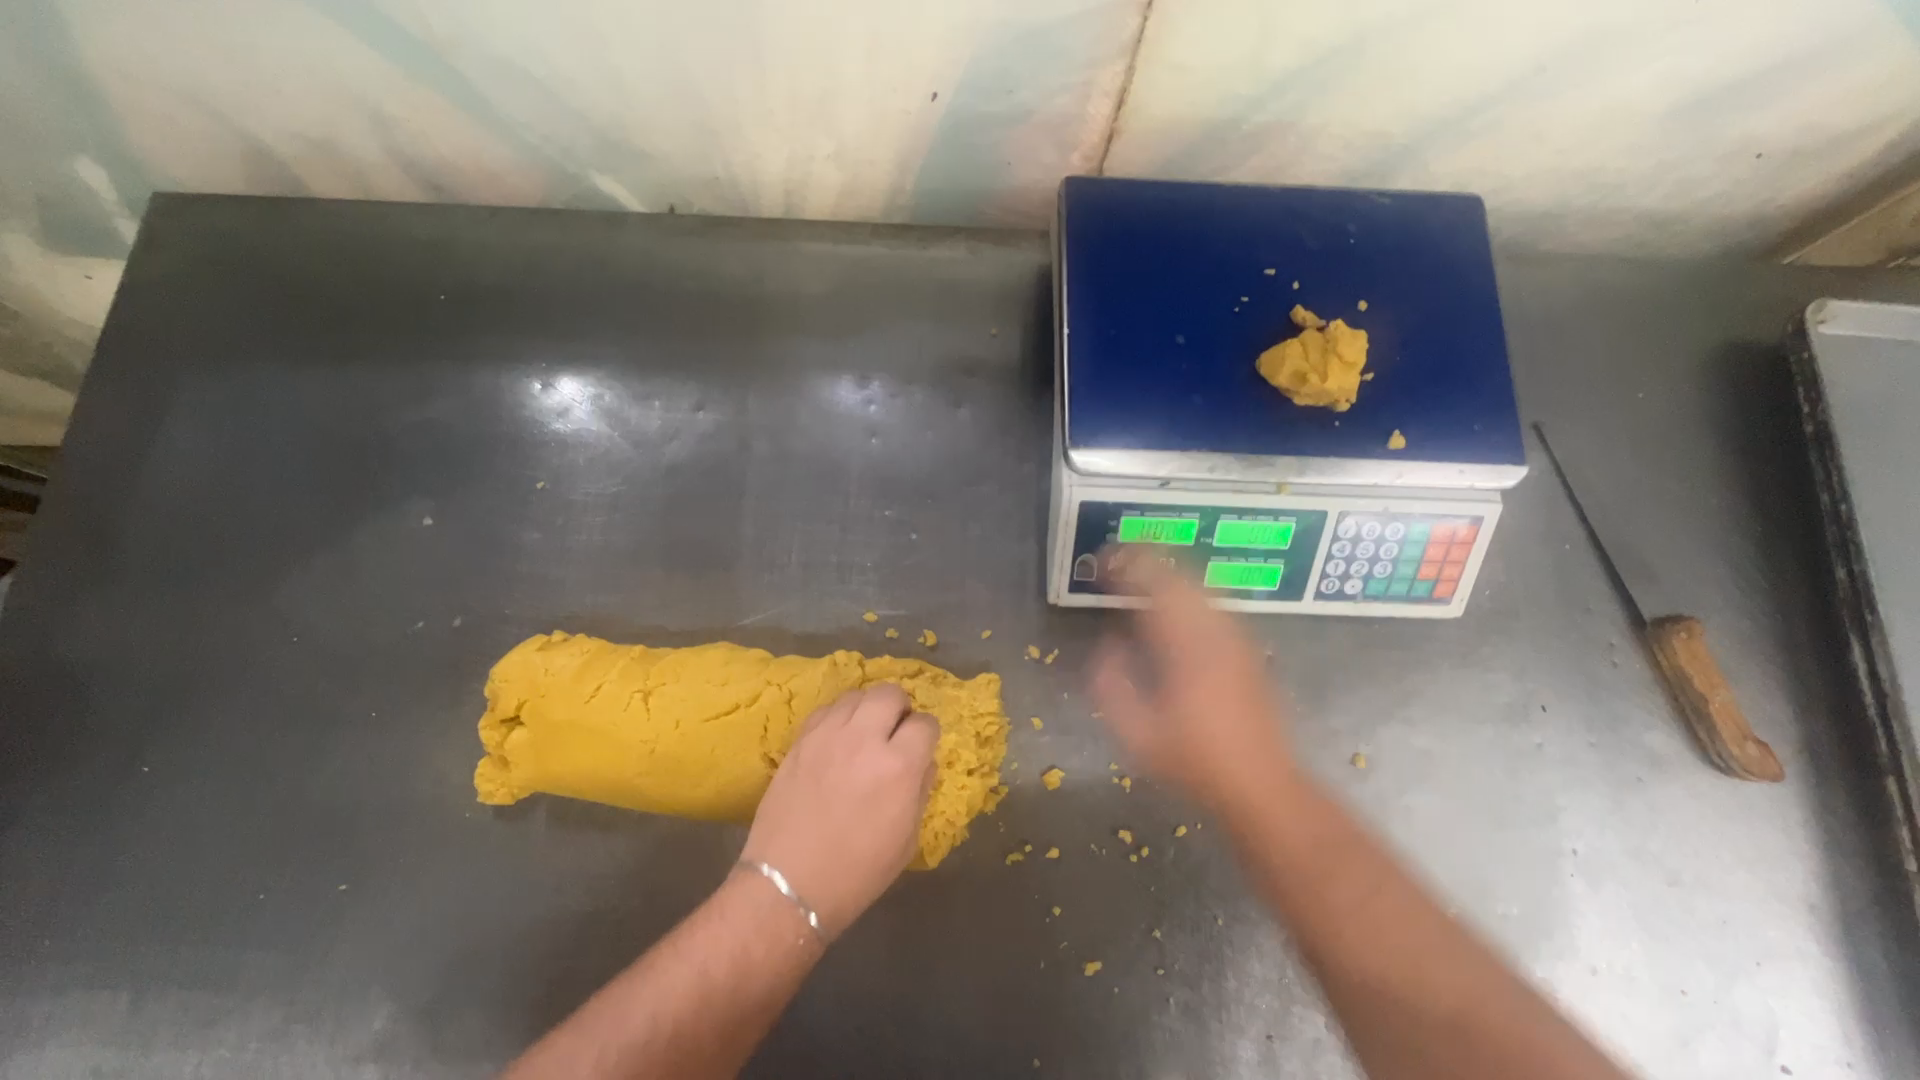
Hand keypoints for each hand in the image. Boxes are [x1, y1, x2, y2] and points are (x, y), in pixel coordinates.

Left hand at [740, 684, 938, 938]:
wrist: (790, 885)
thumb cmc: (858, 873)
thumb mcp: (907, 839)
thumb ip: (919, 790)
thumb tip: (922, 763)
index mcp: (899, 765)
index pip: (925, 723)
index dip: (927, 735)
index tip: (921, 748)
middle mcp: (864, 739)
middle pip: (889, 694)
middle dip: (900, 709)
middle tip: (895, 732)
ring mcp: (827, 736)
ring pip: (855, 695)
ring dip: (868, 709)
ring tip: (865, 733)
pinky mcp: (799, 742)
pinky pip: (826, 710)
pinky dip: (838, 717)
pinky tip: (838, 741)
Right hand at [1089, 556, 1298, 820]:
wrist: (1262, 785)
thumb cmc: (1194, 762)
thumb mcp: (1137, 733)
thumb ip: (1112, 684)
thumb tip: (1106, 645)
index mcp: (1184, 645)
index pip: (1153, 586)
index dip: (1126, 566)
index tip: (1103, 561)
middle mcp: (1214, 630)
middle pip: (1181, 576)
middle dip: (1148, 560)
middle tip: (1119, 560)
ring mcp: (1237, 638)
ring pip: (1202, 586)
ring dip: (1170, 574)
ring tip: (1142, 575)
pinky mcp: (1248, 650)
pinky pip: (1214, 603)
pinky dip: (1189, 592)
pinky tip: (1175, 607)